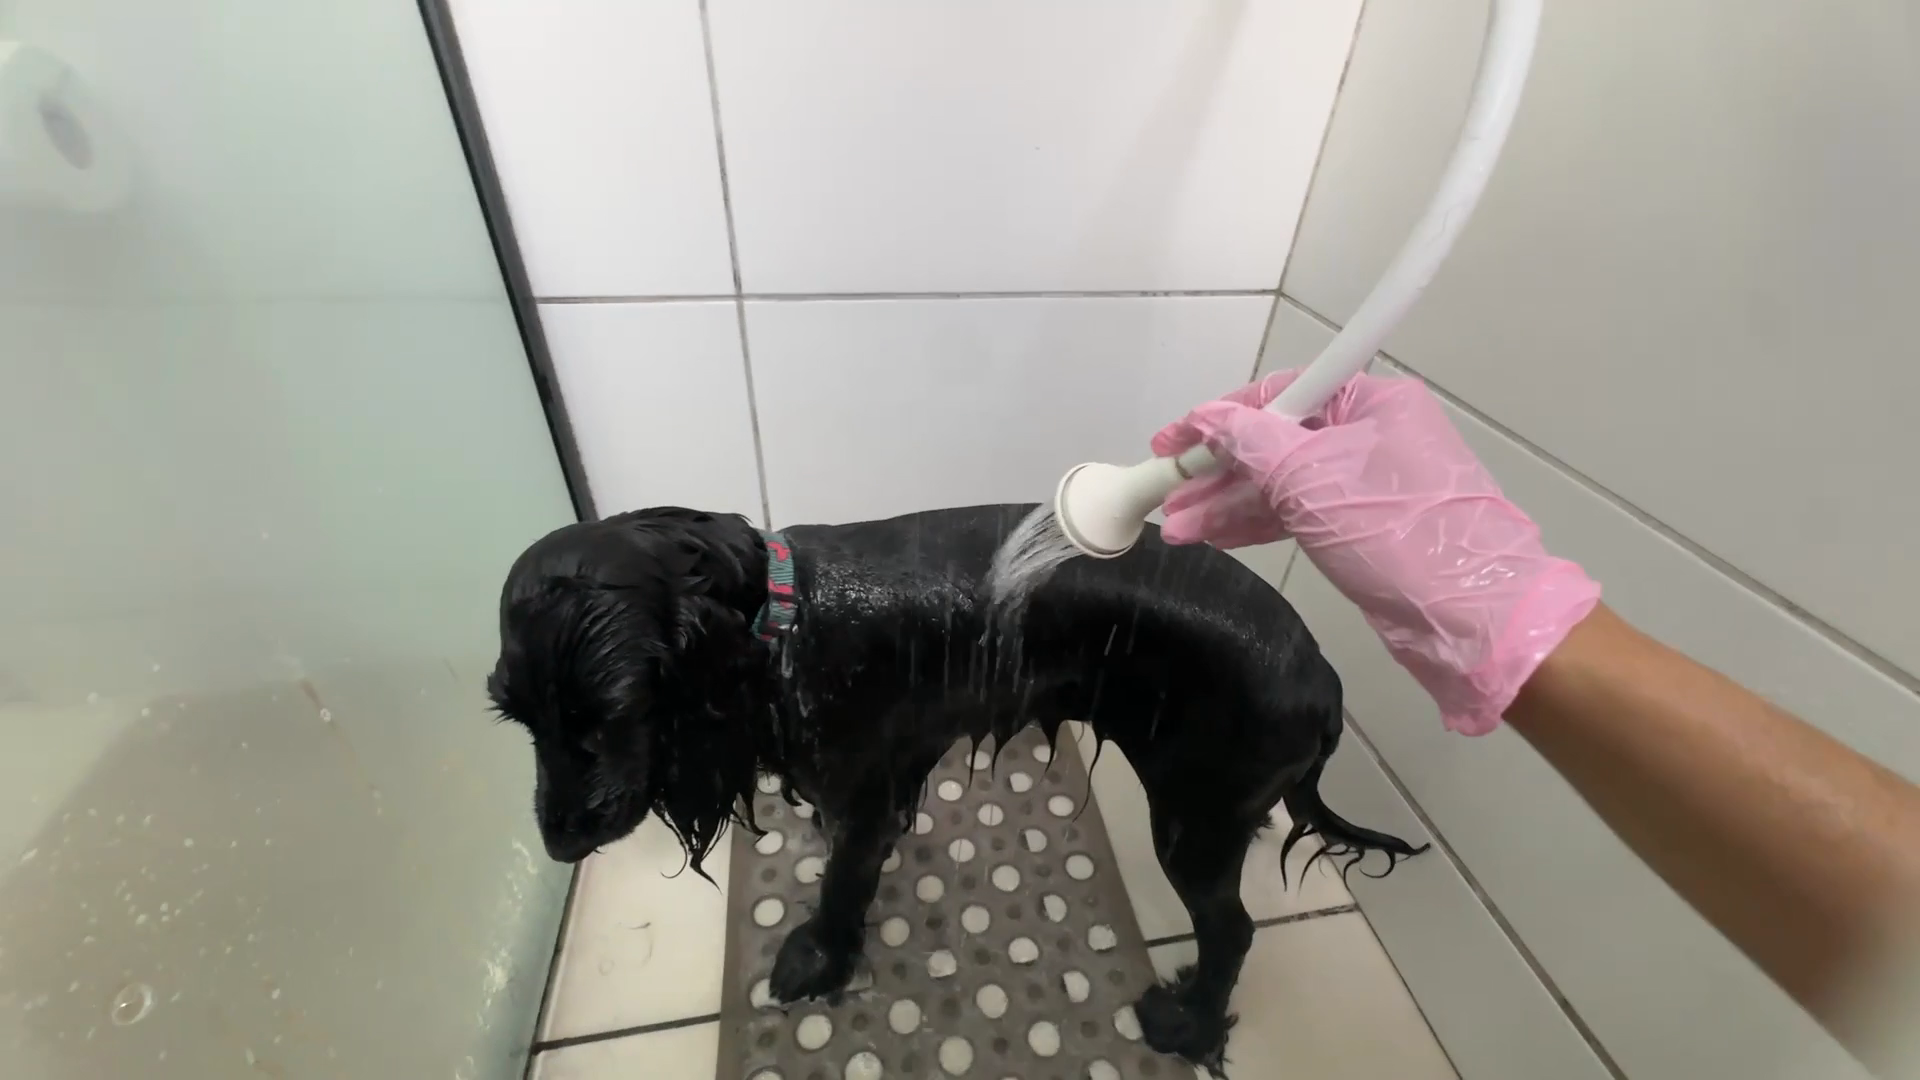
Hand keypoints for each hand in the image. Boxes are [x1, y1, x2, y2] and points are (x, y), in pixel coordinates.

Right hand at [1151, 369, 1600, 733]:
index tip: (1170, 443)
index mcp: (1367, 404)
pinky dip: (1252, 524)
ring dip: (1225, 505)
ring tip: (1176, 529)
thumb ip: (1252, 441)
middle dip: (1215, 473)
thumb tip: (1206, 417)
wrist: (1470, 618)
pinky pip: (1291, 513)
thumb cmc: (1396, 533)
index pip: (1276, 396)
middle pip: (1270, 443)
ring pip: (1276, 485)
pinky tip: (1210, 536)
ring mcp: (1359, 484)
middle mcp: (1363, 435)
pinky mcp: (1354, 525)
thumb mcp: (1312, 478)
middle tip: (1166, 495)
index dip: (1216, 418)